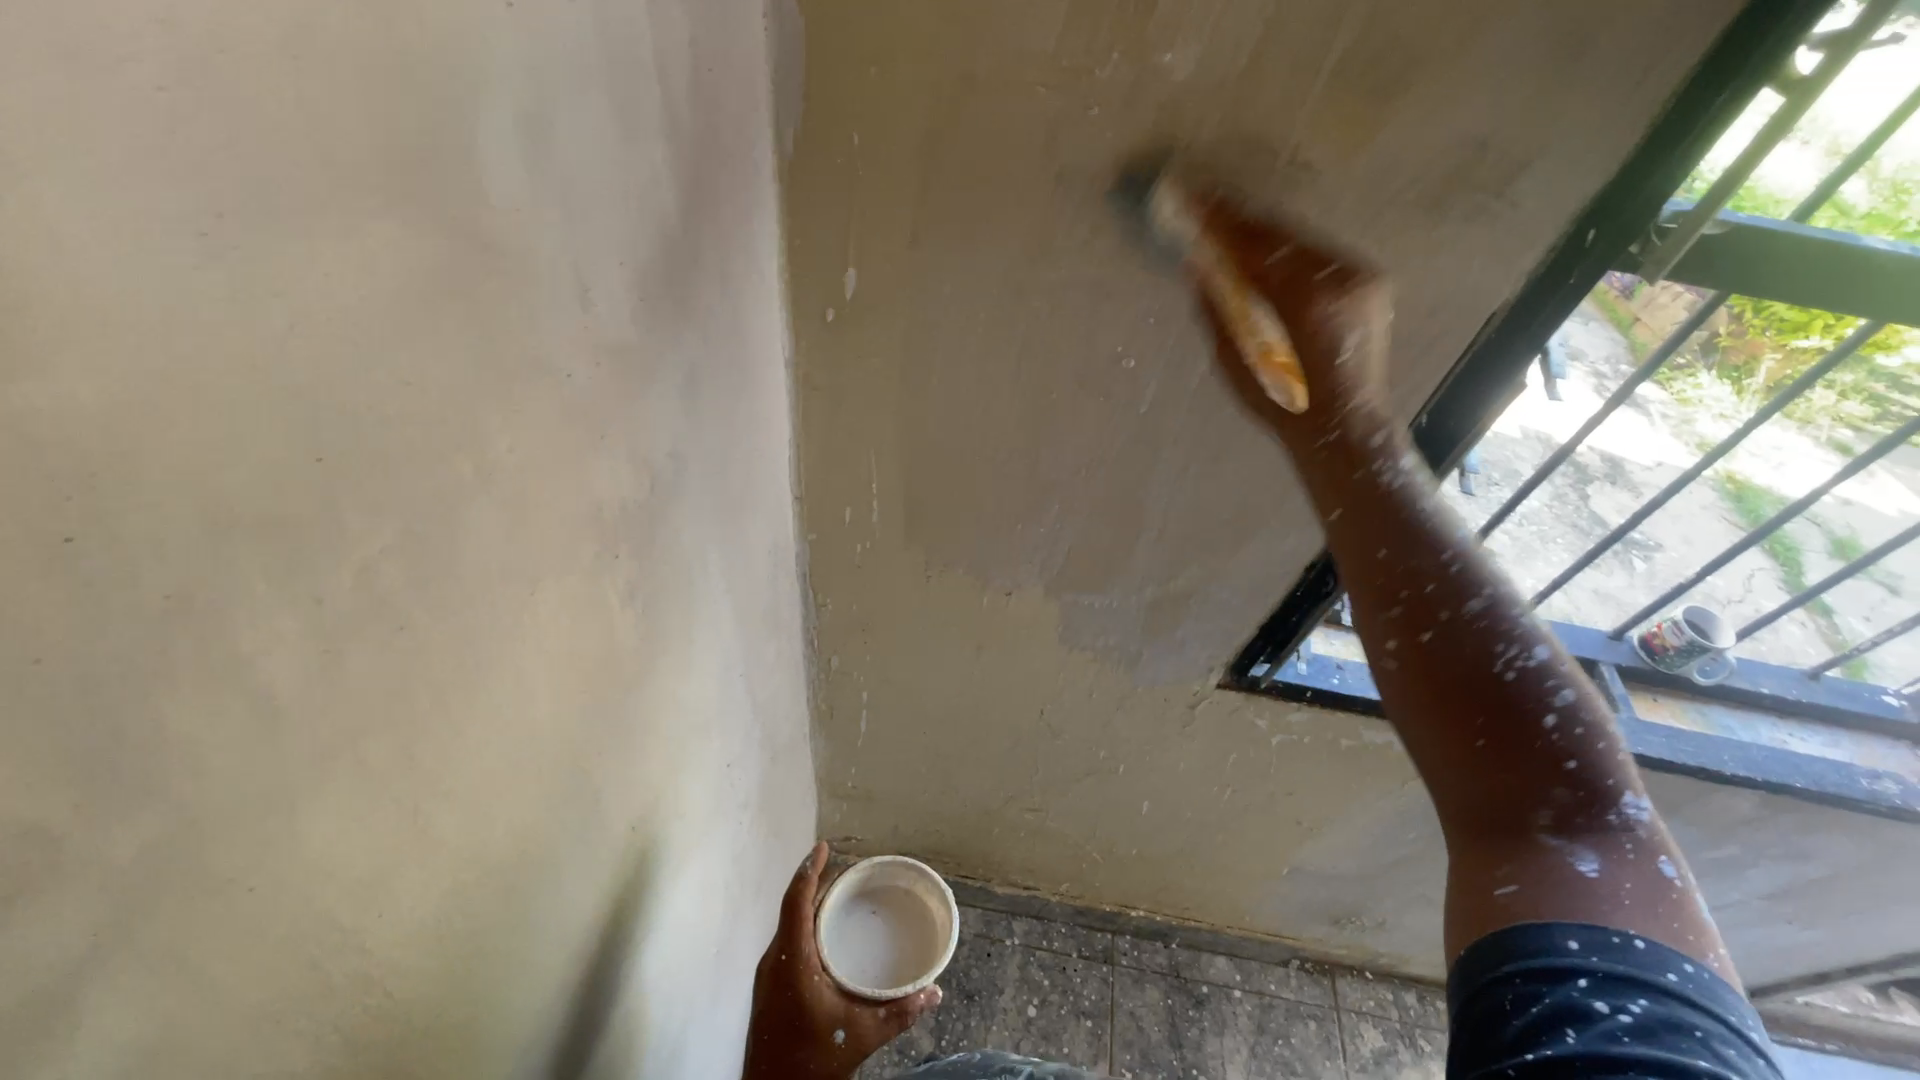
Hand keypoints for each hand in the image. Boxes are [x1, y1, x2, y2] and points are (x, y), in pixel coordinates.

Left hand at [742, 843, 941, 1079]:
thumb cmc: (813, 1060)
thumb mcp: (862, 1035)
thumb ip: (901, 1012)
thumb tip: (935, 992)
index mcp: (792, 960)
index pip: (796, 901)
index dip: (809, 870)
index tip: (824, 846)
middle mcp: (775, 960)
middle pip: (792, 908)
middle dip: (817, 883)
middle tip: (847, 870)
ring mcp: (768, 975)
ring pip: (788, 926)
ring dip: (810, 906)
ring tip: (840, 896)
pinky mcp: (770, 989)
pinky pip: (787, 942)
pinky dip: (806, 927)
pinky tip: (826, 937)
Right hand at [1194, 194, 1395, 453]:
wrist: (1348, 426)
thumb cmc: (1287, 406)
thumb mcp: (1238, 364)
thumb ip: (1219, 313)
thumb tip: (1198, 267)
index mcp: (1307, 300)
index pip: (1256, 248)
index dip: (1221, 224)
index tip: (1193, 203)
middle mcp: (1341, 278)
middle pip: (1282, 236)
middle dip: (1242, 223)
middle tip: (1207, 206)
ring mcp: (1361, 277)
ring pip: (1303, 242)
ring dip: (1265, 235)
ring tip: (1231, 225)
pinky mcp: (1369, 282)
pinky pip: (1320, 256)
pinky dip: (1289, 251)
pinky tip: (1266, 251)